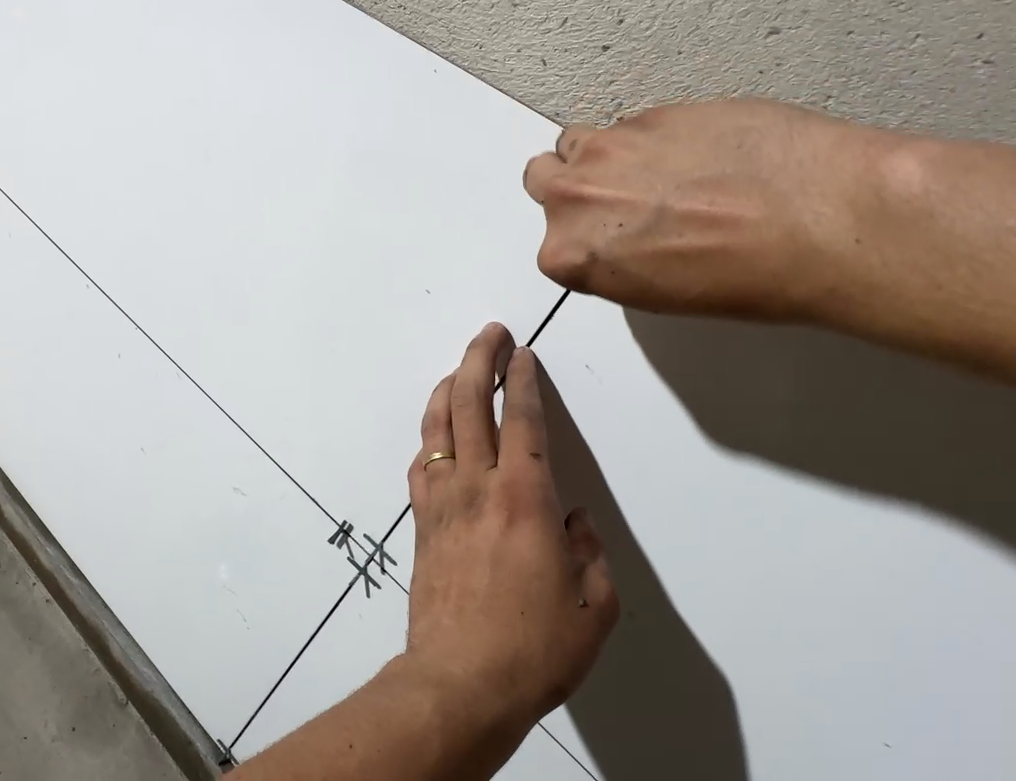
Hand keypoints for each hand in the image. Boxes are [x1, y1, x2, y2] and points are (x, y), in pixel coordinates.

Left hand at [402, 323, 617, 727]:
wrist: (460, 681)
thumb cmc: (535, 647)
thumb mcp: (595, 603)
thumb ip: (590, 550)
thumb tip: (572, 520)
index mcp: (524, 498)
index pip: (521, 419)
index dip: (522, 379)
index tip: (522, 352)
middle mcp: (476, 487)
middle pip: (469, 404)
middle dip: (478, 360)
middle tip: (490, 334)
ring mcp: (441, 502)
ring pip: (437, 426)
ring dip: (447, 387)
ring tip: (459, 368)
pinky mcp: (420, 523)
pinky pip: (421, 464)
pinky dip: (429, 436)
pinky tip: (435, 433)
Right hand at [521, 99, 887, 319]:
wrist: (820, 221)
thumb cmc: (753, 276)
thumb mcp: (660, 294)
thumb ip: (614, 259)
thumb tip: (626, 238)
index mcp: (570, 253)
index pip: (552, 238)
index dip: (584, 235)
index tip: (613, 239)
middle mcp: (576, 196)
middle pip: (543, 176)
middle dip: (576, 184)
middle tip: (626, 199)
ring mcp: (612, 147)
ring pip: (581, 141)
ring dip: (610, 154)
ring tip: (666, 173)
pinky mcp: (655, 113)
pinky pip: (638, 123)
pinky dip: (662, 137)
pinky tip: (708, 157)